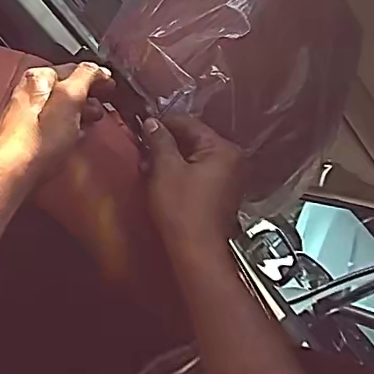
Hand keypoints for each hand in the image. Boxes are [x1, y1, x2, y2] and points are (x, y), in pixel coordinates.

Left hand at [0, 62, 111, 181]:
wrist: (12, 171)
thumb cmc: (36, 137)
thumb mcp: (70, 97)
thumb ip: (85, 76)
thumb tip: (97, 68)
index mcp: (38, 78)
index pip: (74, 69)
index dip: (96, 76)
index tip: (110, 84)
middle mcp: (29, 94)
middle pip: (66, 89)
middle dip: (88, 95)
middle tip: (104, 103)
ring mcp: (27, 116)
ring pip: (60, 108)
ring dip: (79, 112)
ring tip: (92, 122)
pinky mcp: (28, 137)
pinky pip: (53, 127)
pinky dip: (68, 129)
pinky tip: (74, 138)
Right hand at [142, 113, 244, 249]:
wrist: (196, 251)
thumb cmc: (181, 208)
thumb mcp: (165, 168)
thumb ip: (159, 139)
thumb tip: (152, 122)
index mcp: (222, 149)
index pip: (188, 123)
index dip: (162, 122)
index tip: (141, 125)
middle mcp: (232, 160)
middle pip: (193, 139)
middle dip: (166, 142)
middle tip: (142, 146)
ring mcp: (229, 179)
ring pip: (194, 156)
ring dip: (170, 157)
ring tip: (147, 163)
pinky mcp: (221, 194)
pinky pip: (198, 172)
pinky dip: (179, 171)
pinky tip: (161, 178)